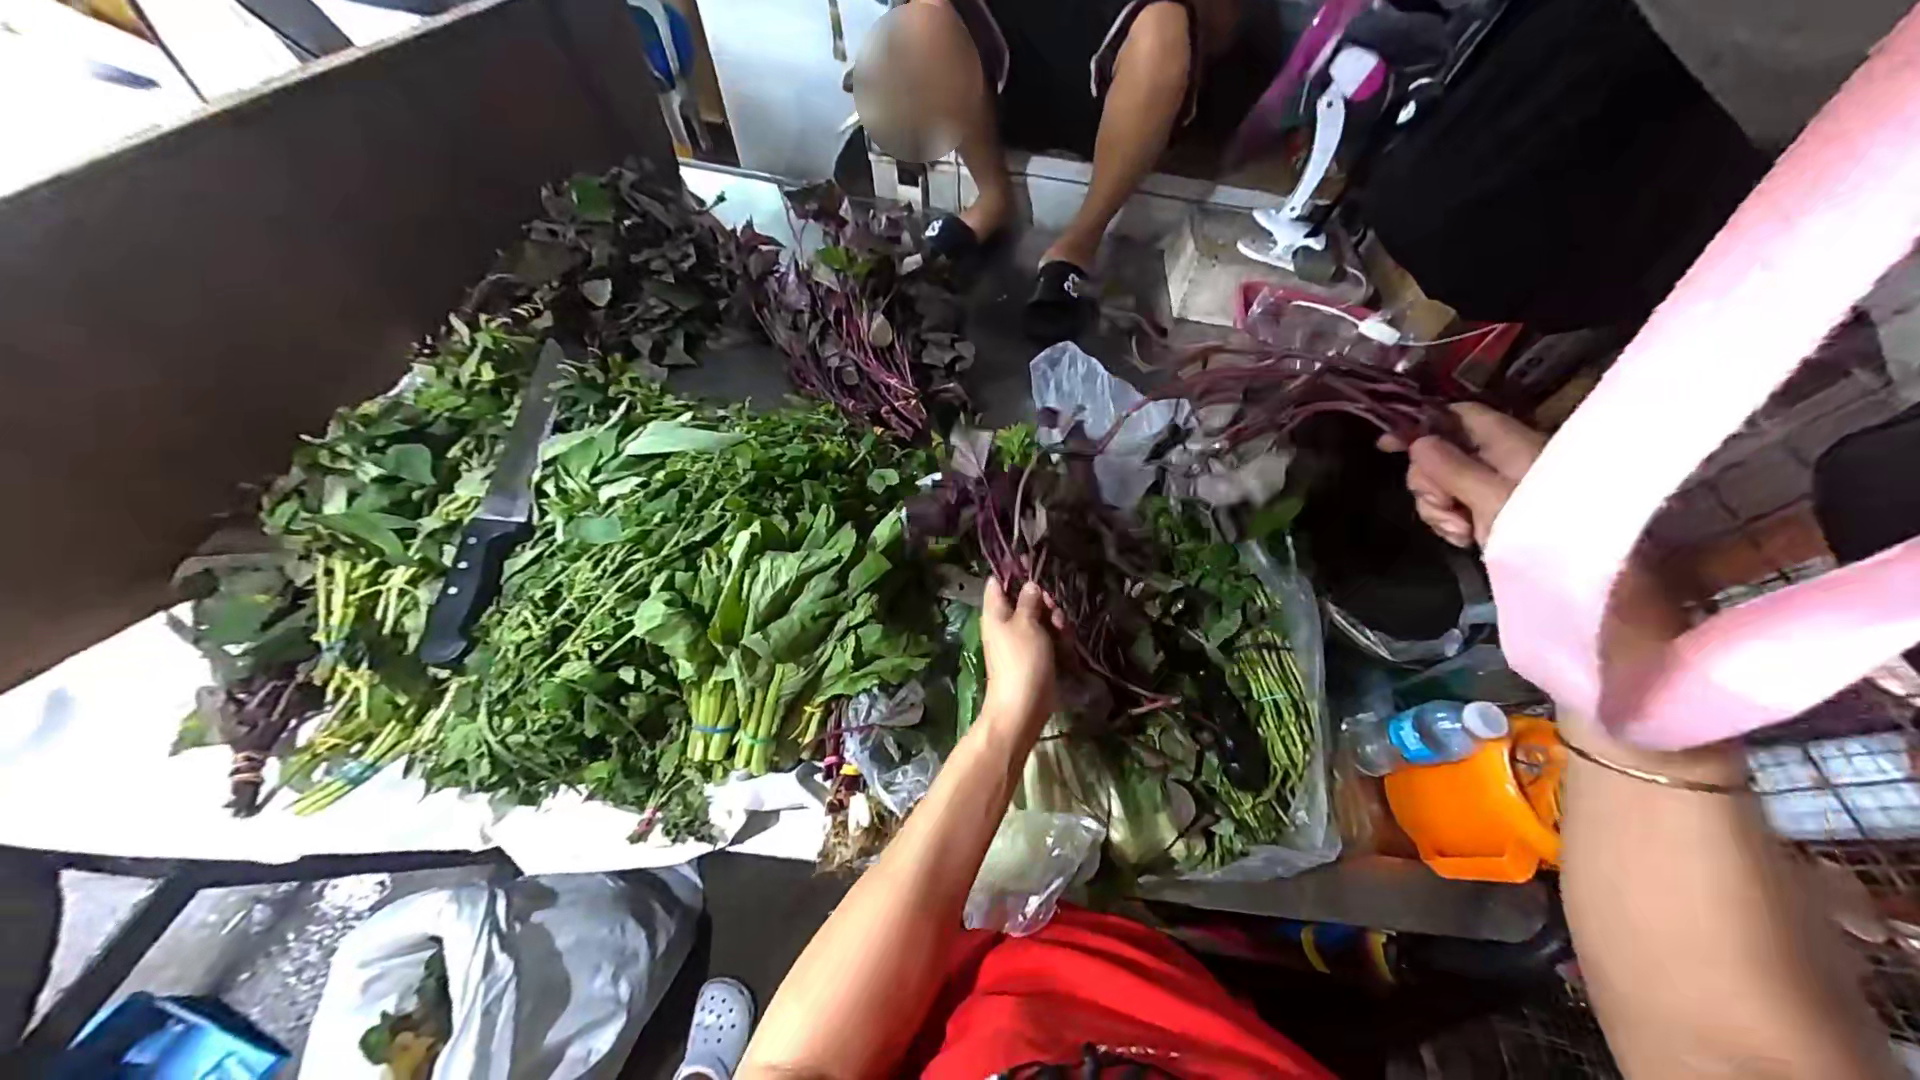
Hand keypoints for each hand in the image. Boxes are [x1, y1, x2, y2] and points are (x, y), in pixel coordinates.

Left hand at [979, 579, 1064, 729]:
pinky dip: (1057, 640)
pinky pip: (1047, 640)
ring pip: (1041, 620)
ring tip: (1062, 631)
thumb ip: (1028, 601)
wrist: (1024, 706)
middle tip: (1054, 610)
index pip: (998, 582)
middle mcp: (1005, 624)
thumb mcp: (1026, 623)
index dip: (1014, 572)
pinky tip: (1066, 647)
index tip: (1034, 566)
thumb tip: (1028, 585)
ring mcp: (1020, 642)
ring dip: (1055, 622)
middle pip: (1026, 601)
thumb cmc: (1022, 660)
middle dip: (1044, 602)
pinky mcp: (1034, 657)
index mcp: (995, 612)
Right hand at [1380, 403, 1545, 546]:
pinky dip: (1449, 521)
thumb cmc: (1543, 527)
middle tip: (1444, 507)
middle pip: (1440, 453)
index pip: (1457, 416)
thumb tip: (1418, 442)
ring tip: (1460, 531)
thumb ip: (1451, 468)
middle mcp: (1499, 458)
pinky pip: (1452, 506)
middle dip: (1429, 482)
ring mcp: (1495, 485)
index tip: (1388, 445)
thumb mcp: (1490, 497)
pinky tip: (1463, 538)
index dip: (1421, 424)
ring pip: (1441, 483)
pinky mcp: (1491, 510)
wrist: (1585, 573)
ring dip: (1437, 507)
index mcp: (1506, 442)